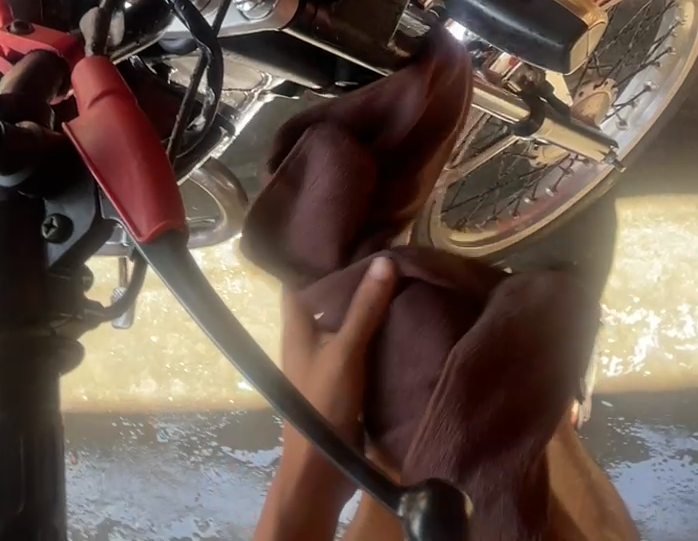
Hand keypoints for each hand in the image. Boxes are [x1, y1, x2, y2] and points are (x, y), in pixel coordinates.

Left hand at [254, 255, 397, 539]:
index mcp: (297, 322)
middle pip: (327, 293)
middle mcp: (309, 333)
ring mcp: (327, 354)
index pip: (300, 275)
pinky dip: (376, 325)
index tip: (346, 229)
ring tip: (396, 268)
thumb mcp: (346, 351)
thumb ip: (364, 308)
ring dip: (366, 299)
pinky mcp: (345, 373)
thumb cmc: (322, 403)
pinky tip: (400, 312)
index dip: (318, 252)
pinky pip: (361, 338)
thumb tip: (385, 259)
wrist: (323, 469)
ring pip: (346, 315)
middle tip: (384, 245)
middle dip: (352, 273)